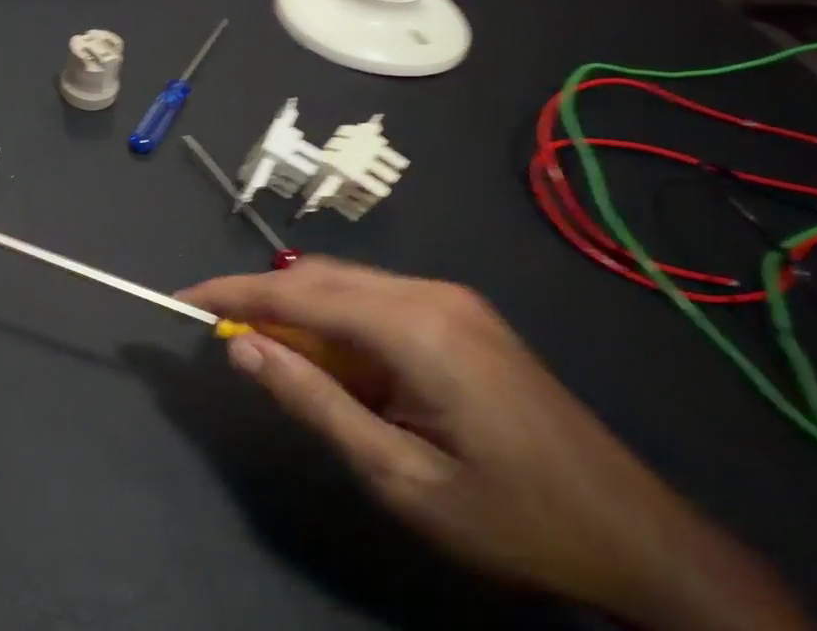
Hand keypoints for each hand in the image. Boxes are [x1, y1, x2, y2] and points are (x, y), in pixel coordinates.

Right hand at [179, 257, 811, 630]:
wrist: (637, 538)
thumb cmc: (510, 515)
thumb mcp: (396, 474)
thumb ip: (312, 402)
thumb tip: (241, 347)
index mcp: (416, 328)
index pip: (296, 292)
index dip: (230, 293)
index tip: (179, 300)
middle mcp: (434, 295)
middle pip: (318, 277)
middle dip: (260, 299)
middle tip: (217, 336)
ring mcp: (455, 302)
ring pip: (346, 285)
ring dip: (299, 313)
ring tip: (271, 358)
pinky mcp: (466, 318)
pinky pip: (378, 301)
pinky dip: (337, 323)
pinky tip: (332, 364)